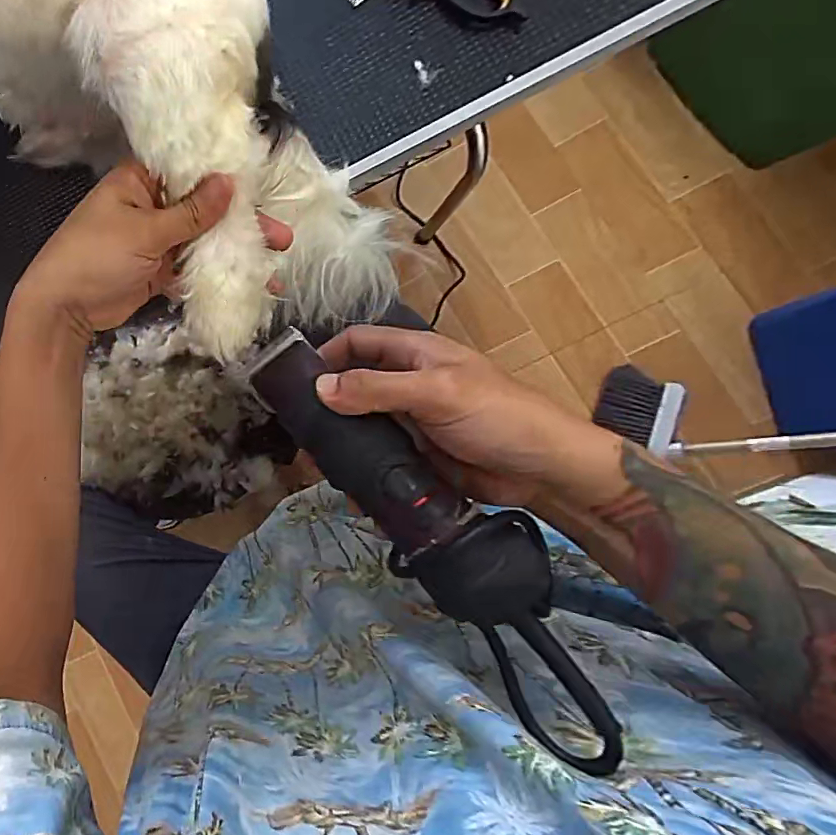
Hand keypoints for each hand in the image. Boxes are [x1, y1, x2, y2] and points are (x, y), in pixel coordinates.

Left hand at [11, 161, 292, 340]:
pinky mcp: (161, 271)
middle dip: (243, 225)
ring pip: (205, 242)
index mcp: (142, 182)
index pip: (190, 171)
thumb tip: (229, 182)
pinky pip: (194, 269)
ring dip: (236, 253)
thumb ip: (191, 212)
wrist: (64, 307)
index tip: (263, 187)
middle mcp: (153, 206)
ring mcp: (158, 241)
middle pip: (206, 210)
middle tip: (282, 238)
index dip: (227, 178)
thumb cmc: (96, 255)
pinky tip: (248, 284)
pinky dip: (217, 276)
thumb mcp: (145, 230)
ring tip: (273, 266)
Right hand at [315, 325, 613, 505]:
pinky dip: (363, 474)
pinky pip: (380, 462)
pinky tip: (350, 492)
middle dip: (327, 408)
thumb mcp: (435, 393)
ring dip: (342, 446)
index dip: (327, 354)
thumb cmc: (496, 415)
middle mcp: (407, 385)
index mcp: (414, 355)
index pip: (359, 342)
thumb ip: (377, 389)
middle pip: (354, 388)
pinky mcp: (416, 458)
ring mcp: (411, 424)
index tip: (294, 381)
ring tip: (318, 469)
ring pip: (364, 429)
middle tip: (298, 436)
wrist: (541, 470)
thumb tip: (320, 388)